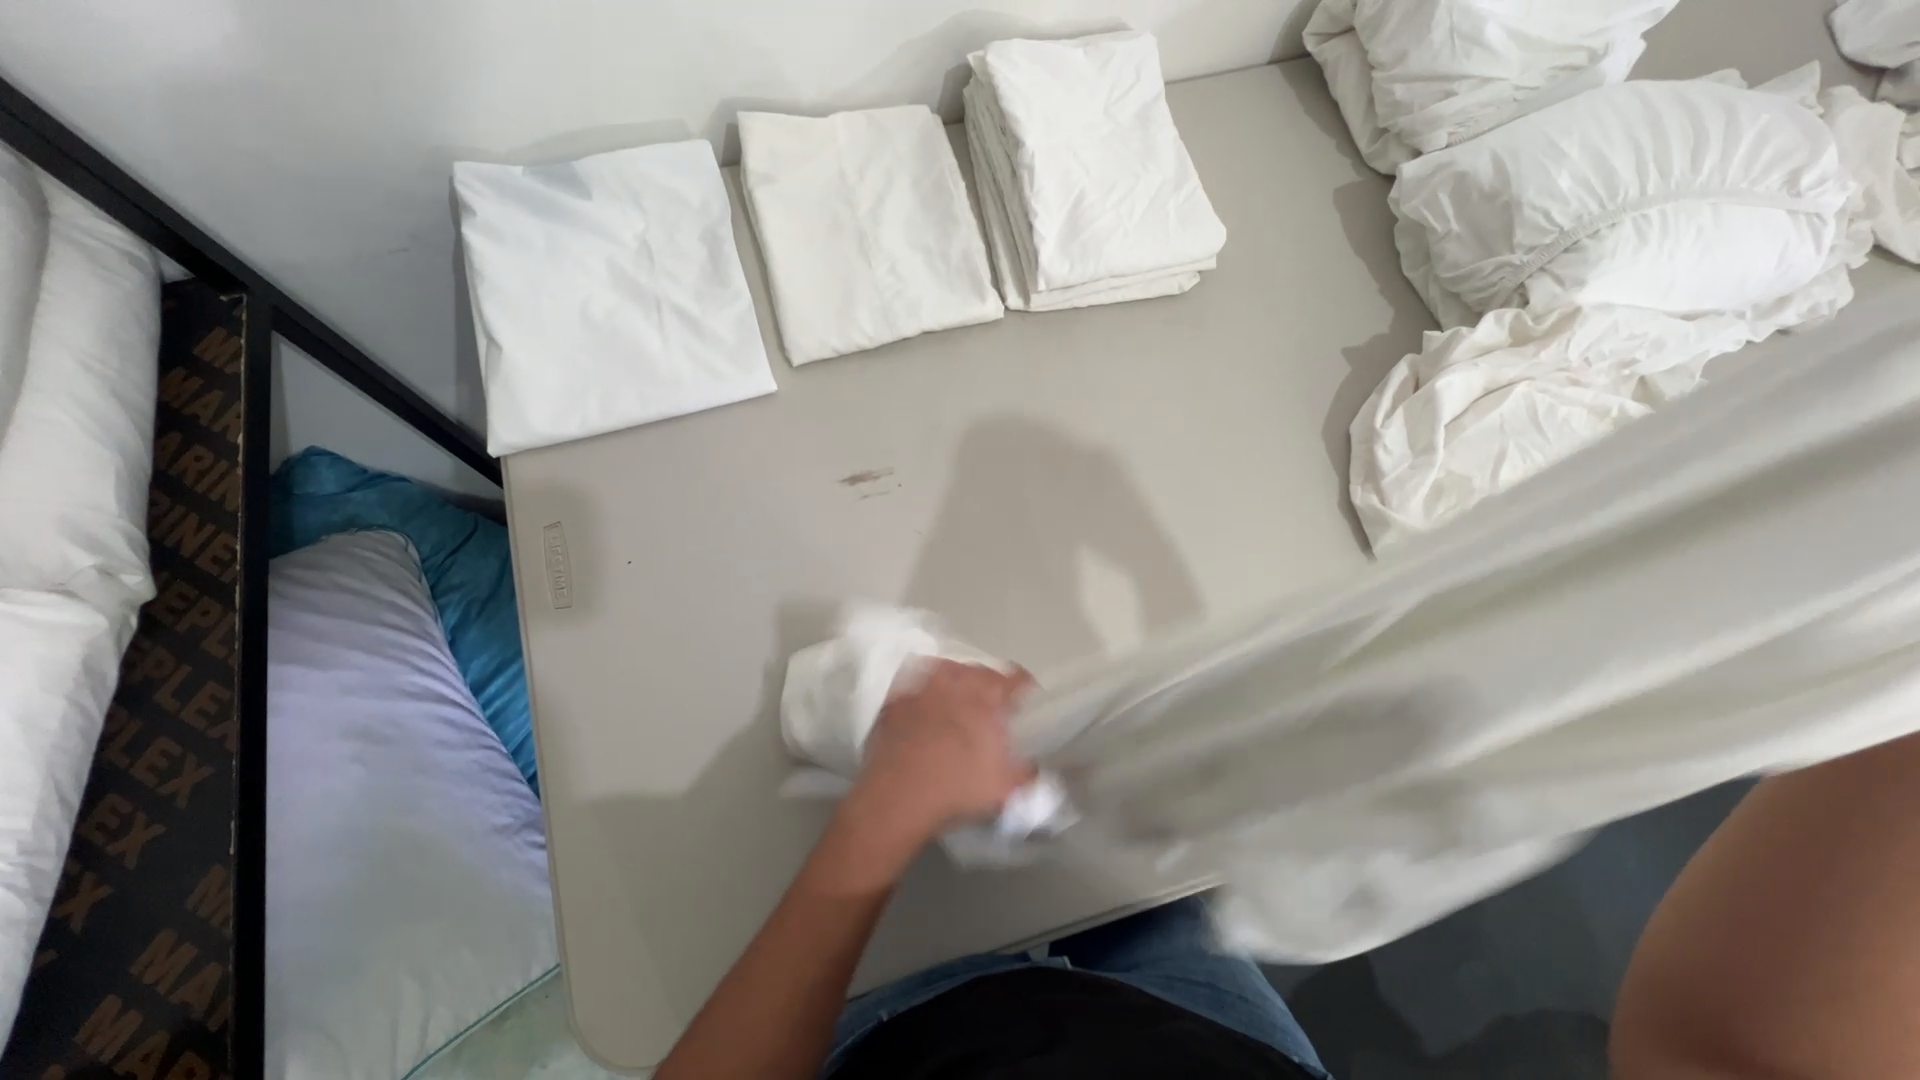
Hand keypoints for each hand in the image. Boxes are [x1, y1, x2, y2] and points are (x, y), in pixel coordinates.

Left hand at [842, 660, 1036, 852]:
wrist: (897, 797)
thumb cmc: (956, 790)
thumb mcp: (1004, 788)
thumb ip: (1025, 772)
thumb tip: (1032, 765)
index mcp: (987, 698)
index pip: (1015, 676)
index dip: (1024, 685)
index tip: (1026, 697)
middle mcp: (955, 683)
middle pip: (980, 670)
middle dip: (990, 683)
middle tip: (993, 704)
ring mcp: (922, 687)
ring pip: (946, 670)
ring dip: (956, 680)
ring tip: (958, 698)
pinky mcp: (895, 699)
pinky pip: (915, 682)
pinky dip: (924, 689)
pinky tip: (925, 704)